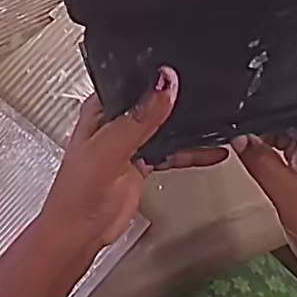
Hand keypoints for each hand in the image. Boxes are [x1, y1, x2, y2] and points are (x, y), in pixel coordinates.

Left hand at [37, 67, 226, 254]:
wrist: (80, 232)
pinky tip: (212, 150)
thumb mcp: (110, 148)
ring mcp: (129, 144)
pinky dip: (190, 151)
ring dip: (187, 125)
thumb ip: (139, 117)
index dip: (153, 73)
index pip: (130, 81)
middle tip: (209, 88)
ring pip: (164, 127)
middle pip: (150, 102)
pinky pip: (170, 152)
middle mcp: (114, 124)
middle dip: (176, 97)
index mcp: (99, 111)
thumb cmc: (78, 192)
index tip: (183, 64)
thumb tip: (164, 84)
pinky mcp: (140, 165)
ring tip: (218, 117)